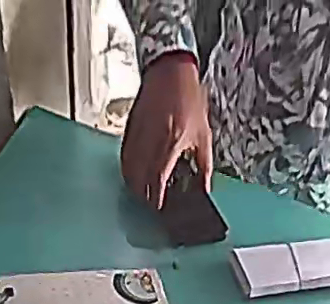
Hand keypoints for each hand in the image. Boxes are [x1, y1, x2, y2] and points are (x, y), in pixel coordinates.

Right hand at [121, 52, 212, 209]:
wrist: (170, 68)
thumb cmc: (189, 99)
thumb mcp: (204, 135)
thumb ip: (204, 166)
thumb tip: (204, 189)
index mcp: (171, 142)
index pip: (158, 178)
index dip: (156, 197)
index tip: (158, 208)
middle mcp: (152, 139)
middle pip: (140, 177)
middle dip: (143, 195)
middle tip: (150, 205)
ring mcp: (139, 133)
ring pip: (129, 168)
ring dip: (133, 184)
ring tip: (141, 194)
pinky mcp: (131, 127)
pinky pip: (125, 154)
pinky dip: (127, 168)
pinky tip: (133, 175)